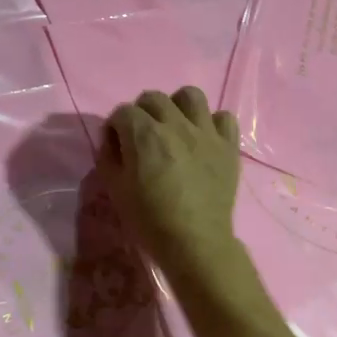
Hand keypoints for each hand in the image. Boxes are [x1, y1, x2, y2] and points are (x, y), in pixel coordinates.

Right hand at [101, 87, 242, 284]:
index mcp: (144, 135)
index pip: (122, 111)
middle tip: (142, 136)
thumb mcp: (114, 188)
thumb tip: (114, 138)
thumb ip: (108, 155)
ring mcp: (205, 133)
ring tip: (174, 127)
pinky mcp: (228, 146)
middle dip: (142, 112)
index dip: (115, 126)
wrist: (194, 241)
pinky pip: (223, 117)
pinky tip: (202, 140)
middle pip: (153, 98)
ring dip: (177, 106)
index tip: (116, 145)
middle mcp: (175, 125)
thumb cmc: (148, 218)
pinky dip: (211, 124)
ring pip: (190, 95)